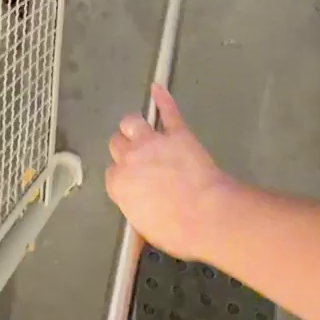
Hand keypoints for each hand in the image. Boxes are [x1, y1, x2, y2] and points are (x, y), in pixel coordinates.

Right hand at [105, 84, 241, 260]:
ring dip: (133, 125)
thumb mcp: (149, 230)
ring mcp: (153, 142)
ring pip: (132, 122)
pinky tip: (157, 88)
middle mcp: (131, 158)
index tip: (131, 182)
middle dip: (124, 149)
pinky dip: (163, 99)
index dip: (122, 177)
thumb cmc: (178, 231)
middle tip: (136, 159)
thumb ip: (138, 210)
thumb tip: (142, 210)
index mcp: (120, 185)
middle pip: (117, 144)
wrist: (207, 215)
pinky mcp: (177, 132)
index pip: (112, 174)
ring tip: (138, 128)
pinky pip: (168, 111)